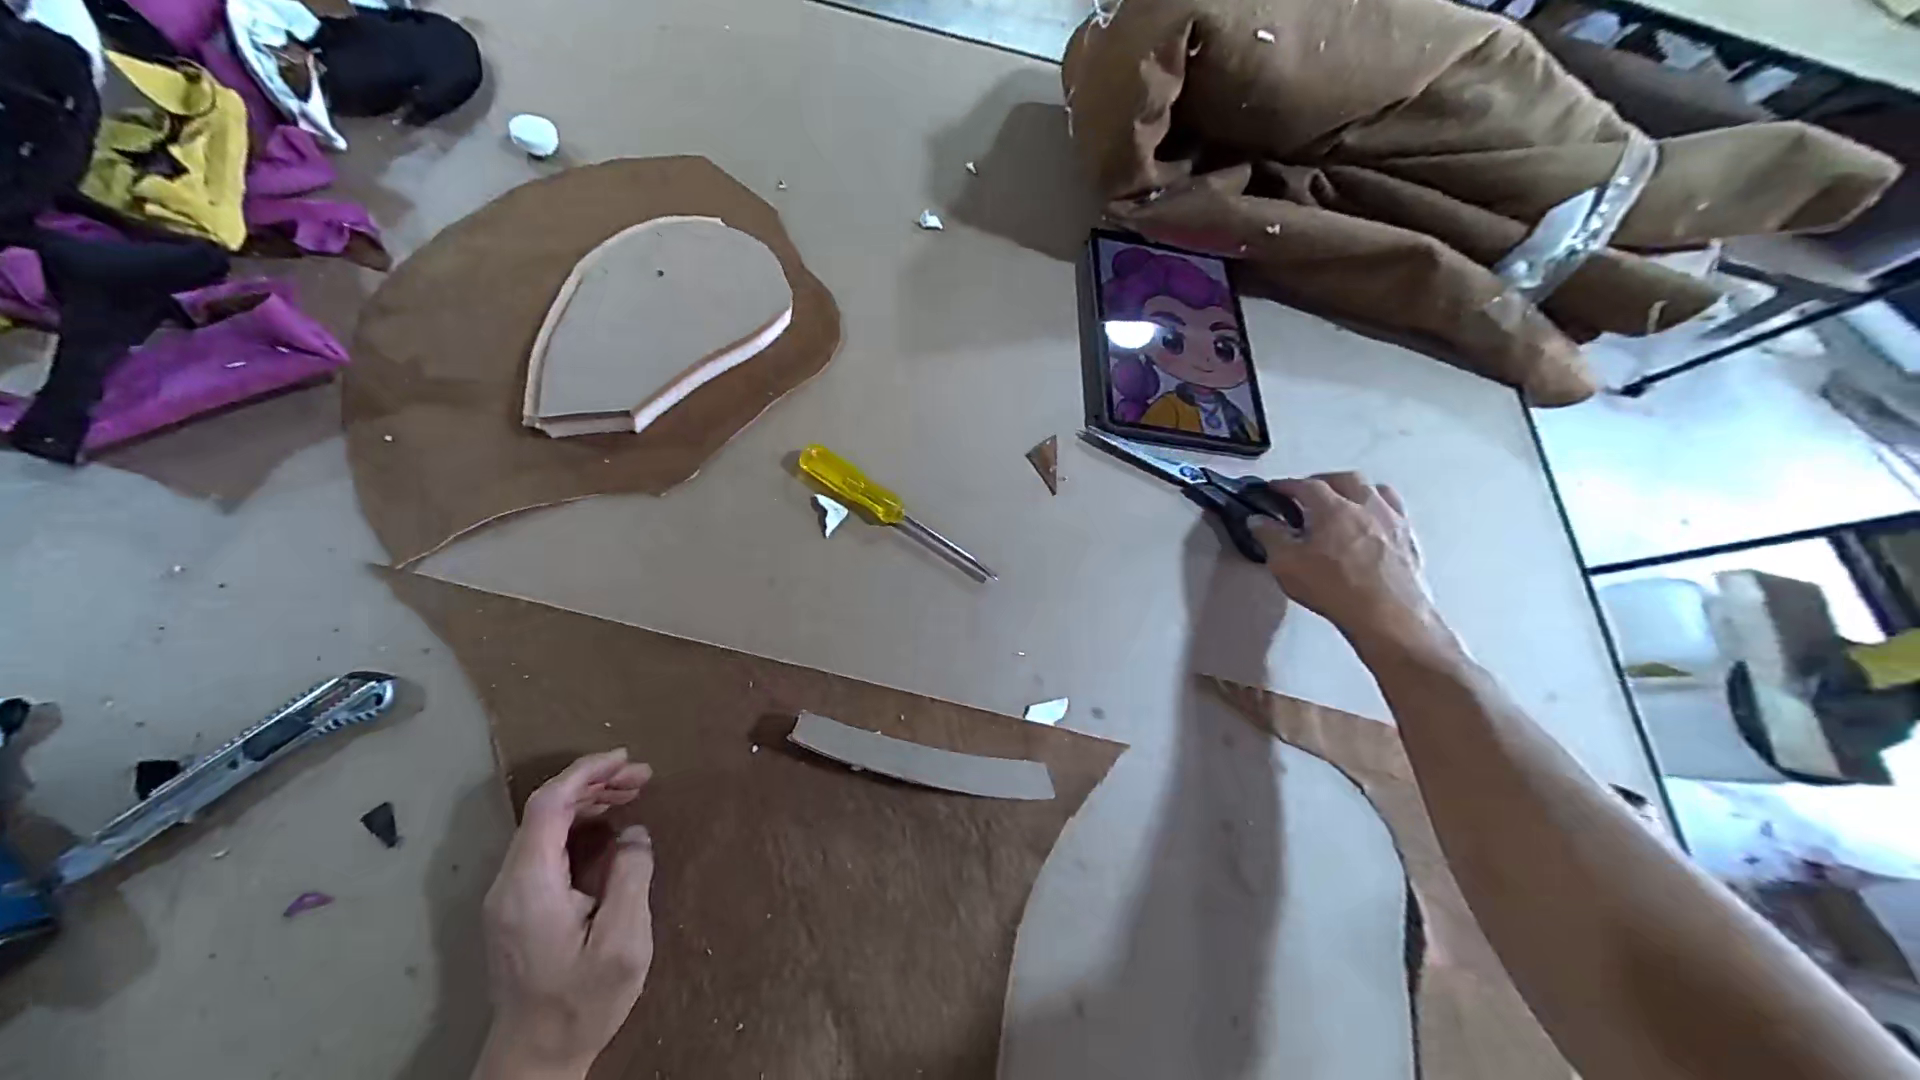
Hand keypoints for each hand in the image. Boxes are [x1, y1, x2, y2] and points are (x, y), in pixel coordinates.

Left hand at [473, 750, 655, 1079]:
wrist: (534, 1058)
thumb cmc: (582, 1000)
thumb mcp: (623, 940)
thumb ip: (631, 876)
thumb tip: (634, 834)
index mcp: (530, 885)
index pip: (548, 804)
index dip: (586, 772)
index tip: (626, 760)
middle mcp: (510, 883)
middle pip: (546, 808)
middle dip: (595, 782)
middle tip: (643, 777)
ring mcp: (509, 895)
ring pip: (545, 825)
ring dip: (589, 801)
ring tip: (633, 792)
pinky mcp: (517, 906)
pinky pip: (546, 846)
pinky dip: (579, 824)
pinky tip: (610, 827)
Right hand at [1250, 472, 1445, 652]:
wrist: (1387, 616)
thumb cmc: (1339, 589)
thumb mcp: (1286, 563)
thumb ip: (1269, 537)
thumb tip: (1259, 522)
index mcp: (1334, 509)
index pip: (1306, 486)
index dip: (1287, 485)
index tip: (1277, 488)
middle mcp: (1366, 508)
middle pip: (1345, 479)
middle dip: (1324, 480)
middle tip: (1309, 489)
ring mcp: (1392, 523)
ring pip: (1377, 490)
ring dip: (1357, 490)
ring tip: (1345, 499)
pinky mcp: (1409, 542)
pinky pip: (1396, 513)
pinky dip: (1380, 510)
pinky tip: (1374, 522)